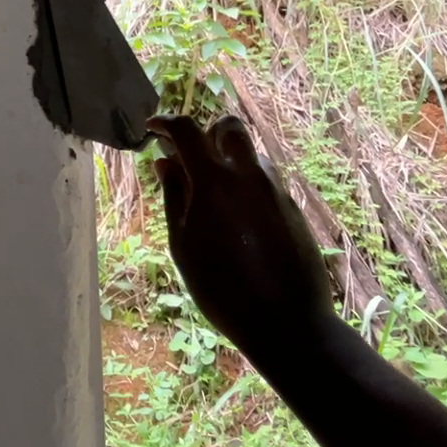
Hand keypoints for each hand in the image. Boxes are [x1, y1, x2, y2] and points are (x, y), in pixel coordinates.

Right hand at [149, 114, 333, 352]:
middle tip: (192, 158)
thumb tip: (165, 161)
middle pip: (228, 127)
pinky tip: (239, 218)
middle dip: (207, 132)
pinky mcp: (292, 208)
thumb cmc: (221, 288)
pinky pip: (265, 180)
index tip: (153, 129)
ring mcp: (274, 190)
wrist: (288, 323)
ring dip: (229, 160)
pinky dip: (247, 184)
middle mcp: (247, 175)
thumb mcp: (183, 243)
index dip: (165, 123)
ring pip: (250, 154)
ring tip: (215, 193)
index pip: (186, 130)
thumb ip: (173, 195)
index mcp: (214, 180)